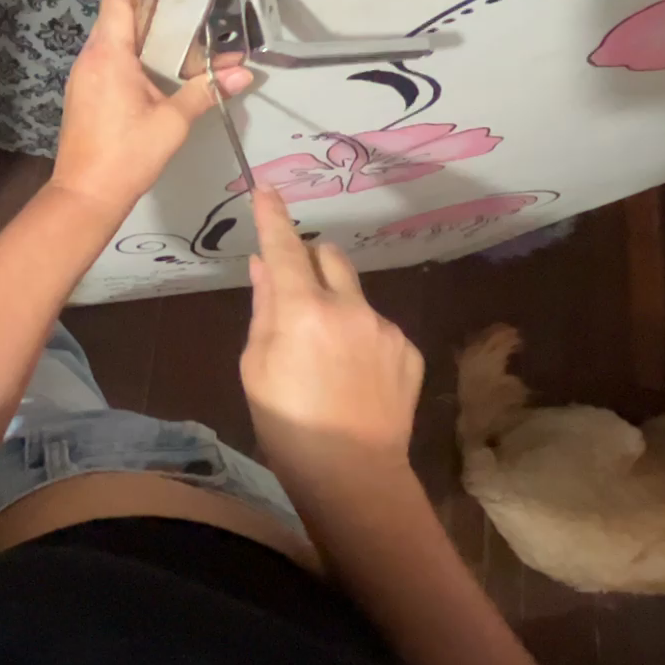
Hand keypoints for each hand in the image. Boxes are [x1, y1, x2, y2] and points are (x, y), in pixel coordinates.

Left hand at [50, 0, 253, 218]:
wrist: (86, 195)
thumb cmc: (128, 155)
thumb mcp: (174, 122)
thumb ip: (206, 92)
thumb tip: (243, 74)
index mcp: (109, 53)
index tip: (174, 6)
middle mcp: (89, 58)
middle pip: (115, 18)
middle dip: (150, 21)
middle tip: (185, 33)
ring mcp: (80, 77)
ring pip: (109, 43)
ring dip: (138, 45)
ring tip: (172, 59)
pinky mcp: (80, 96)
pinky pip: (103, 65)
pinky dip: (125, 65)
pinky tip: (150, 85)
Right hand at [239, 190, 424, 461]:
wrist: (353, 476)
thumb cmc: (286, 424)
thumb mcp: (255, 365)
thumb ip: (264, 308)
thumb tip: (264, 266)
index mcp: (302, 310)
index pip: (285, 247)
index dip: (272, 216)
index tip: (265, 189)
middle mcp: (349, 306)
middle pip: (329, 256)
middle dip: (310, 262)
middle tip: (295, 296)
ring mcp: (385, 327)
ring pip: (354, 293)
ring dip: (336, 303)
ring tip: (326, 355)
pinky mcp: (409, 349)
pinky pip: (377, 324)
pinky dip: (360, 334)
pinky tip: (354, 376)